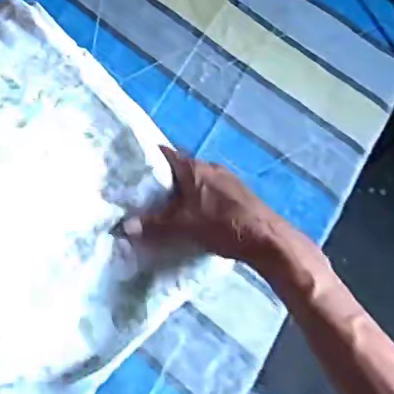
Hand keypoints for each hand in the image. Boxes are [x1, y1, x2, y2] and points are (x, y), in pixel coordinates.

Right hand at [123, 148, 297, 267]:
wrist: (268, 239)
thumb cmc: (221, 225)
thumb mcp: (182, 227)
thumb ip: (154, 225)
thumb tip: (125, 226)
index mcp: (192, 167)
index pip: (164, 153)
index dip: (148, 158)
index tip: (133, 167)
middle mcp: (209, 166)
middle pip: (180, 168)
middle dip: (165, 180)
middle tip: (148, 194)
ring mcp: (227, 178)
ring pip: (197, 179)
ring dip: (185, 190)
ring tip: (171, 207)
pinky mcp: (240, 193)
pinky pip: (212, 189)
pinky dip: (201, 198)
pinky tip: (198, 215)